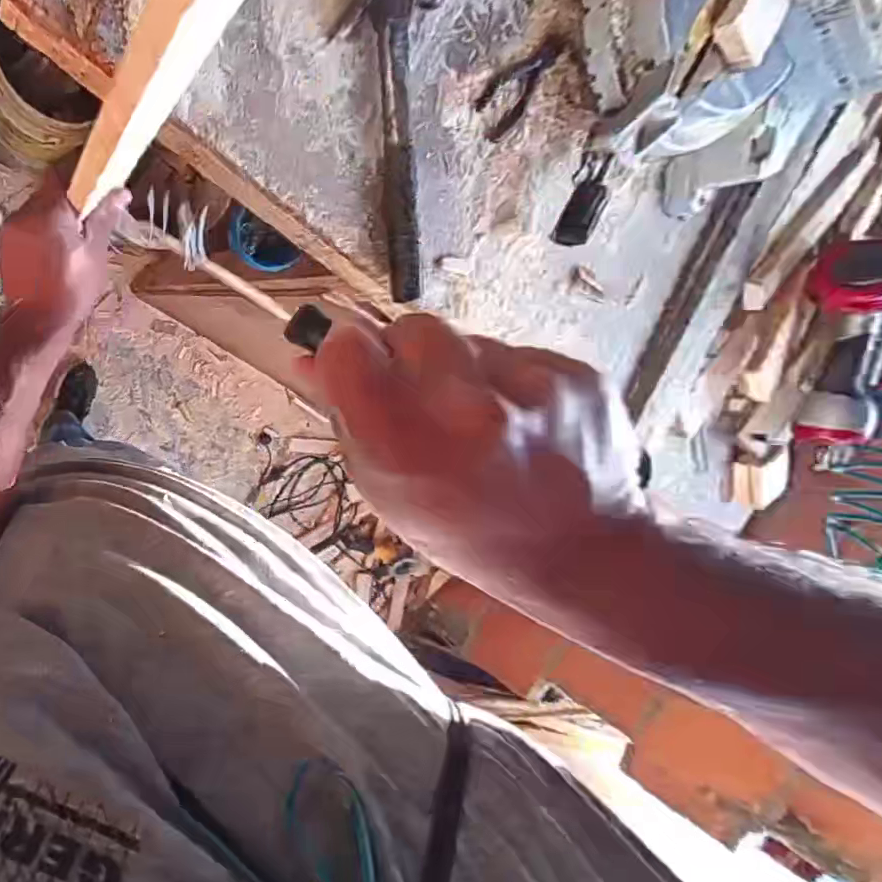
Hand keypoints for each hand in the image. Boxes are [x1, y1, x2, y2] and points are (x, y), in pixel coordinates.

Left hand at [0, 171, 129, 333]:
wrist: (38, 323)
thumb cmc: (70, 292)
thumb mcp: (95, 253)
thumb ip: (104, 216)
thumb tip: (119, 191)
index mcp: (50, 211)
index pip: (64, 175)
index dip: (82, 180)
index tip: (96, 191)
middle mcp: (25, 213)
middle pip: (48, 192)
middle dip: (67, 202)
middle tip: (85, 224)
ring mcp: (10, 228)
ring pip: (35, 209)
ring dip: (52, 217)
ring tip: (68, 243)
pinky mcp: (4, 244)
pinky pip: (25, 226)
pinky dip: (38, 231)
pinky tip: (51, 252)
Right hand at [298, 313, 646, 587]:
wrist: (573, 553)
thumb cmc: (459, 526)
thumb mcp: (377, 482)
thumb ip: (344, 416)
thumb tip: (307, 361)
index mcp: (400, 441)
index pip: (346, 346)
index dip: (343, 353)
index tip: (350, 364)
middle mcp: (462, 409)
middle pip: (409, 328)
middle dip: (403, 354)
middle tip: (415, 394)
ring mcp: (528, 389)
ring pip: (464, 338)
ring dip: (454, 366)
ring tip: (469, 416)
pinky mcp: (574, 376)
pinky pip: (514, 352)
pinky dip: (503, 378)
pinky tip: (510, 418)